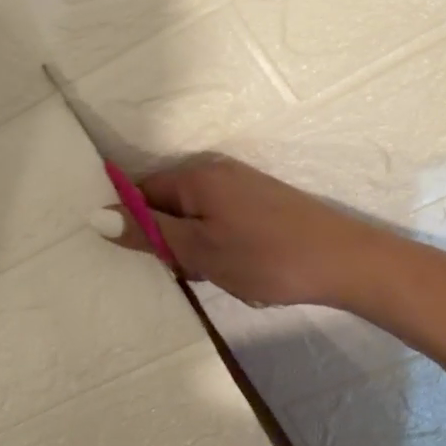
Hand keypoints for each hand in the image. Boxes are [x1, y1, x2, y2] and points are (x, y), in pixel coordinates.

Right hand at [91, 154, 400, 309]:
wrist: (350, 264)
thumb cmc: (266, 257)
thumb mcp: (198, 251)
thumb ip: (147, 233)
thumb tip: (95, 213)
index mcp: (194, 176)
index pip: (140, 190)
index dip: (133, 223)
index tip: (144, 257)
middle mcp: (215, 171)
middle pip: (166, 201)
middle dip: (166, 237)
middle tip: (183, 272)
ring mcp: (242, 185)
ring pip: (194, 214)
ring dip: (193, 244)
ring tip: (213, 274)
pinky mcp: (263, 202)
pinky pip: (218, 217)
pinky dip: (215, 241)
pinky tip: (236, 268)